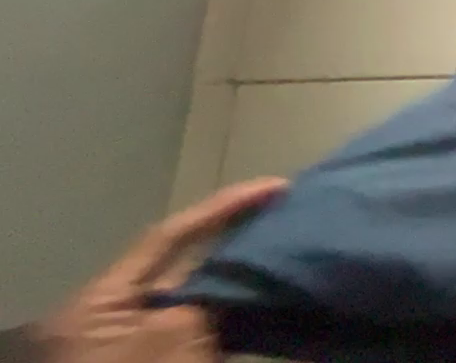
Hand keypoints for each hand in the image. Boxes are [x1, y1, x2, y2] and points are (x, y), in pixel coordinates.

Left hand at [33, 177, 285, 362]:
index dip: (225, 205)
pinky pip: (199, 304)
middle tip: (283, 199)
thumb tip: (247, 260)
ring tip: (282, 226)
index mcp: (96, 302)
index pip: (166, 235)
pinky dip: (232, 285)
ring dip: (237, 254)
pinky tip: (268, 269)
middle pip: (177, 253)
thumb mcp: (180, 331)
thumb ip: (209, 288)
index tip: (277, 186)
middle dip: (232, 225)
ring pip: (193, 278)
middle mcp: (108, 309)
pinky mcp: (157, 349)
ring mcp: (131, 333)